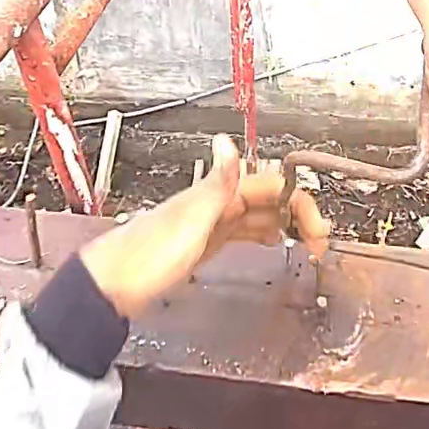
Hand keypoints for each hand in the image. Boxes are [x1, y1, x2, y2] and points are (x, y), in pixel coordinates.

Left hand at [77, 133, 330, 318]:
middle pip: (273, 200)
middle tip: (320, 242)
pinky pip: (247, 230)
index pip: (275, 188)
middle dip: (300, 215)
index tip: (318, 229)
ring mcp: (214, 221)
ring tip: (308, 243)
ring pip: (262, 214)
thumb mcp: (190, 218)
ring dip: (288, 224)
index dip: (301, 203)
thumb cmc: (149, 255)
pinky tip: (273, 240)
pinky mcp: (207, 242)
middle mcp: (220, 201)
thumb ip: (218, 181)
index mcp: (221, 193)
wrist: (109, 288)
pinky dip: (266, 232)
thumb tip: (229, 140)